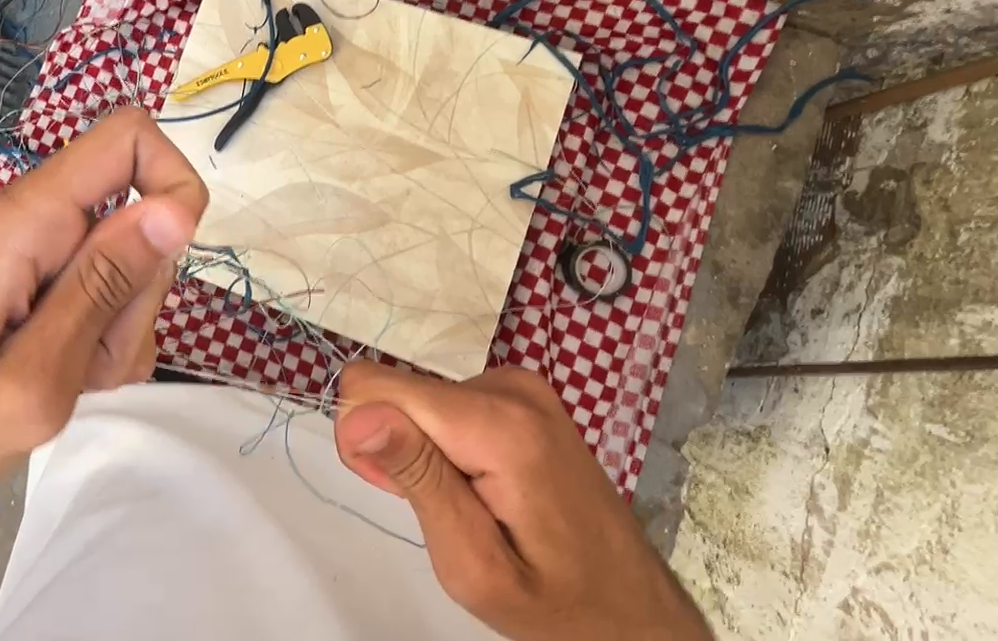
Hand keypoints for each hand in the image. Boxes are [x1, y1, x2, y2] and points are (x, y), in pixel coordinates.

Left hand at [0, 107, 206, 569]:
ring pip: (106, 250)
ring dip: (110, 318)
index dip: (172, 185)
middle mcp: (12, 209)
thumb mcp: (34, 383)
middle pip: (126, 206)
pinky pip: (72, 274)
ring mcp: (4, 238)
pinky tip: (47, 373)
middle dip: (134, 286)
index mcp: (17, 220)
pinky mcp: (0, 266)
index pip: (127, 136)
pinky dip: (81, 324)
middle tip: (89, 363)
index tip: (163, 271)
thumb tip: (175, 209)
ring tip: (59, 379)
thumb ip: (104, 288)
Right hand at [334, 361, 711, 640]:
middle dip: (394, 446)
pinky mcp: (520, 391)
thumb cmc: (557, 608)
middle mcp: (507, 383)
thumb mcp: (474, 566)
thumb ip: (417, 479)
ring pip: (414, 395)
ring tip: (467, 504)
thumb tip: (358, 413)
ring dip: (420, 448)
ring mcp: (518, 383)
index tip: (395, 490)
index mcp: (497, 423)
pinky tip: (479, 485)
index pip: (372, 386)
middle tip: (438, 511)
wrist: (639, 615)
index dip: (365, 439)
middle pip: (393, 388)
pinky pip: (442, 399)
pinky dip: (443, 441)